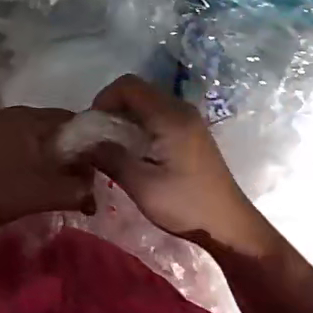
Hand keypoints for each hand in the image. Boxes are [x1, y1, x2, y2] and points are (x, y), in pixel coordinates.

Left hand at [0, 106, 94, 233]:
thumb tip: (94, 188)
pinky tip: (33, 189)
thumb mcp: (43, 193)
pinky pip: (21, 150)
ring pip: (38, 142)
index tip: (102, 170)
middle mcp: (14, 115)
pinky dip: (33, 166)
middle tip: (83, 186)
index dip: (92, 143)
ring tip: (61, 191)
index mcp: (30, 117)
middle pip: (56, 131)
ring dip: (52, 164)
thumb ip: (77, 188)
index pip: (75, 120)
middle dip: (73, 156)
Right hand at [89, 75, 274, 252]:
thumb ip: (110, 158)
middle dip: (112, 108)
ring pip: (147, 103)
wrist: (229, 226)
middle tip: (97, 137)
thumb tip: (83, 143)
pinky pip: (158, 115)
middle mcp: (180, 109)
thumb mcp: (142, 185)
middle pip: (137, 91)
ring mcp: (188, 120)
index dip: (104, 99)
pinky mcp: (191, 132)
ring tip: (111, 146)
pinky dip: (139, 125)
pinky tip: (133, 151)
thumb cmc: (186, 205)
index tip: (92, 126)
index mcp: (170, 116)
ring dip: (125, 117)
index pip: (128, 85)